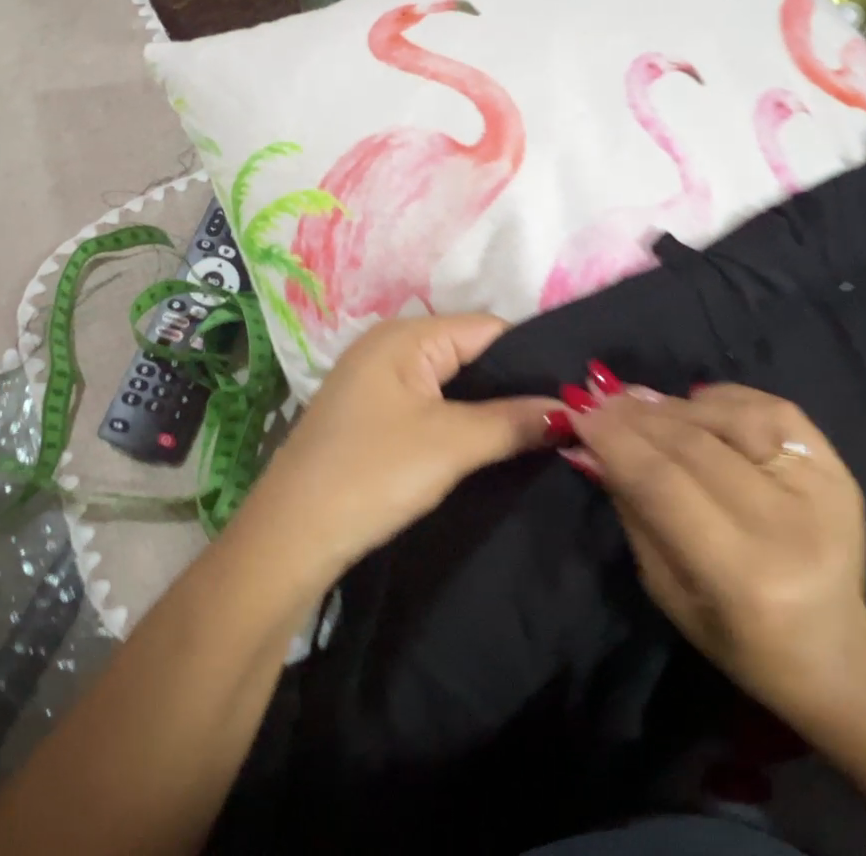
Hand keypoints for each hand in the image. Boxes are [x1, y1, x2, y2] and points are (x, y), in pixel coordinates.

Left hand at [236, 315, 562, 577]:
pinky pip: (429, 406)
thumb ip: (515, 422)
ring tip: (535, 436)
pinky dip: (459, 423)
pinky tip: (487, 448)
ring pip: (451, 384)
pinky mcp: (369, 417)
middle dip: (513, 386)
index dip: (534, 359)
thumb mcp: (453, 444)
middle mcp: (387, 346)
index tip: (574, 397)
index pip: (490, 329)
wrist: (292, 536)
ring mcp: (374, 383)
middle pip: (471, 354)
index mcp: (404, 335)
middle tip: (563, 421)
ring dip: (488, 409)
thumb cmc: (373, 474)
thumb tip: (571, 410)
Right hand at [566, 382, 865, 706]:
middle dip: (637, 417)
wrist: (829, 649)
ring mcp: (821, 489)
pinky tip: (692, 400)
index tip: (579, 416)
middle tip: (598, 399)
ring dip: (676, 404)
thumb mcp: (666, 587)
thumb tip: (591, 448)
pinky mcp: (839, 469)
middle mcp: (786, 523)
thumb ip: (633, 512)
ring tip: (636, 400)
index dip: (616, 443)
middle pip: (695, 446)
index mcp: (740, 572)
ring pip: (735, 418)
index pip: (663, 484)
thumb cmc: (734, 635)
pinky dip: (726, 398)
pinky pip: (776, 410)